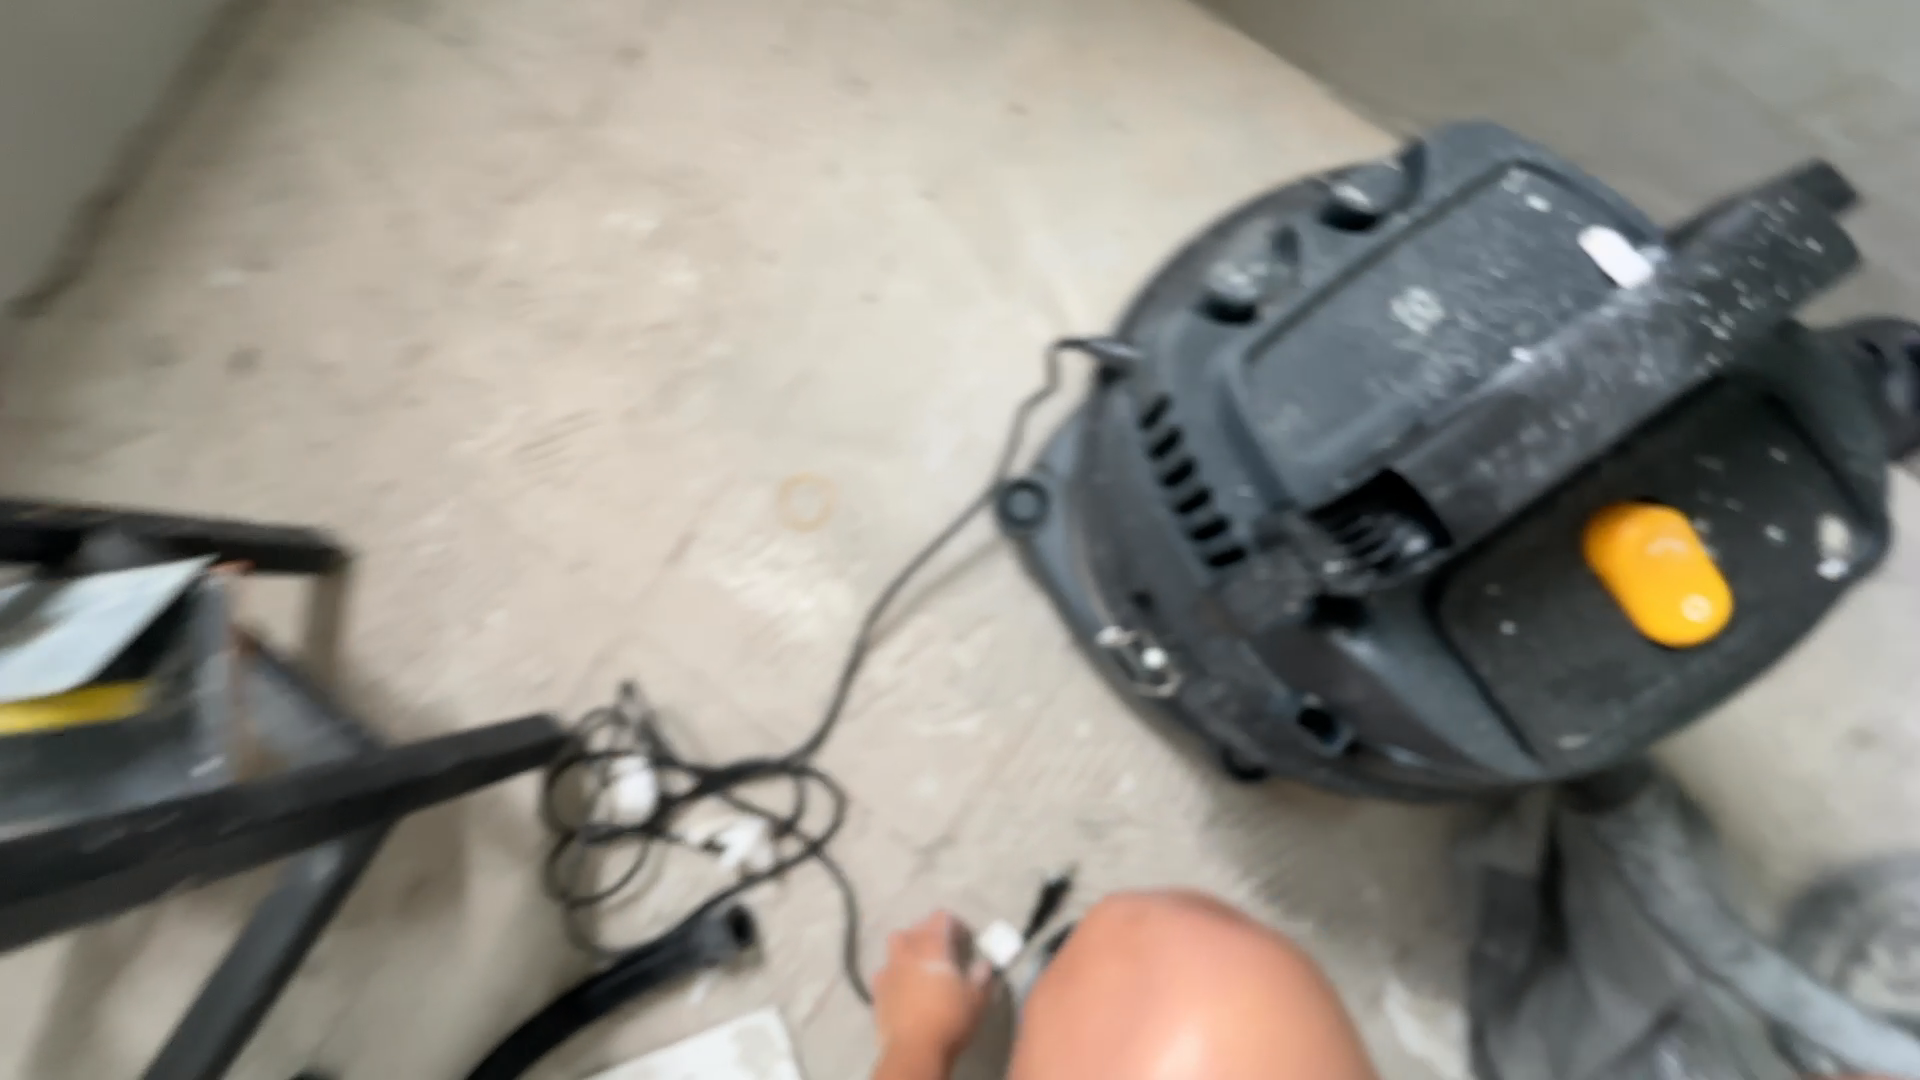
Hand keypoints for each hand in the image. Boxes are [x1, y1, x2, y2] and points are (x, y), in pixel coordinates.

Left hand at [873, 911, 992, 1066]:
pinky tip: (901, 986)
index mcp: (933, 945)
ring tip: (919, 963)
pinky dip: (893, 973)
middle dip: (930, 932)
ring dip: (908, 946)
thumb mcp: (976, 999)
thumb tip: (984, 965)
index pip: (942, 917)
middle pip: (917, 926)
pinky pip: (884, 971)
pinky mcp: (878, 989)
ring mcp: (890, 967)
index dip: (955, 924)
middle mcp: (909, 949)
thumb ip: (981, 978)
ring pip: (896, 943)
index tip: (965, 941)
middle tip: (944, 950)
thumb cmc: (949, 1019)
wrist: (913, 1050)